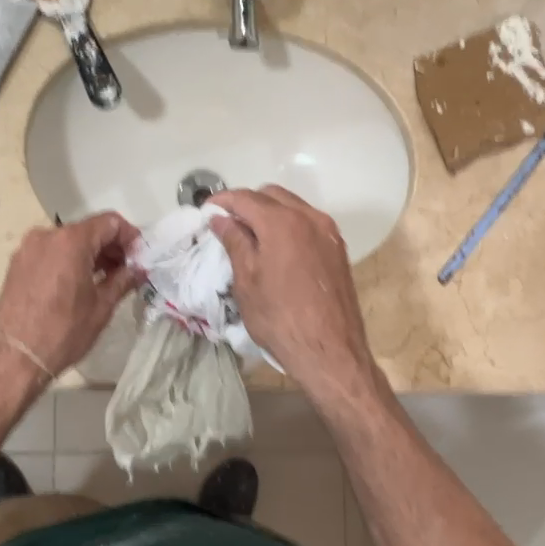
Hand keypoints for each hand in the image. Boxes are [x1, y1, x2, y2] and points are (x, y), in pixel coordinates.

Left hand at [0, 211, 142, 377]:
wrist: (15, 358)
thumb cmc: (63, 332)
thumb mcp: (101, 307)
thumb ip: (123, 280)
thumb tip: (138, 269)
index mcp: (71, 241)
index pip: (110, 222)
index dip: (130, 236)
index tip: (140, 258)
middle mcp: (47, 236)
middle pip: (88, 230)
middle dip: (110, 247)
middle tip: (126, 271)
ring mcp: (28, 249)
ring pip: (68, 242)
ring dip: (89, 255)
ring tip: (103, 280)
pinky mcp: (16, 264)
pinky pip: (51, 253)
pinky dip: (68, 262)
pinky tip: (77, 285)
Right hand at [207, 186, 378, 399]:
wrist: (329, 350)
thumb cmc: (280, 319)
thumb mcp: (247, 281)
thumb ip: (234, 242)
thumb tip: (221, 219)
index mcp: (282, 222)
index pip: (245, 198)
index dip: (222, 201)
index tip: (206, 211)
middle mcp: (309, 217)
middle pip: (271, 196)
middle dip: (247, 204)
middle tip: (227, 225)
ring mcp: (328, 232)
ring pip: (293, 207)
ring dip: (269, 213)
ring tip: (250, 237)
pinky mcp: (337, 248)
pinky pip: (308, 223)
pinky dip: (289, 226)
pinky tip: (277, 249)